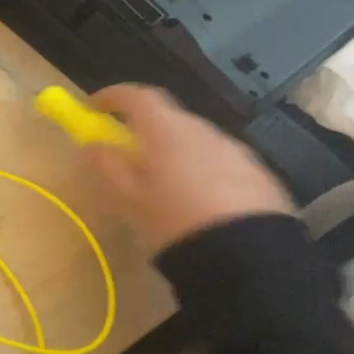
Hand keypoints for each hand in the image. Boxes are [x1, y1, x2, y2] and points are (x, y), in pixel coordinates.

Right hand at [83, 84, 293, 252]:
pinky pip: (221, 163)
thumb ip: (106, 164)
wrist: (249, 258)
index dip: (113, 96)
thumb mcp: (127, 197)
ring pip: (196, 142)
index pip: (138, 96)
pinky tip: (200, 204)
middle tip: (129, 156)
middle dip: (146, 130)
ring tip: (165, 188)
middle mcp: (205, 132)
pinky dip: (203, 172)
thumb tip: (91, 143)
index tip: (94, 108)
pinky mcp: (261, 176)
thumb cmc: (174, 220)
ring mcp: (237, 152)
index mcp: (168, 131)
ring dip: (176, 152)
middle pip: (169, 118)